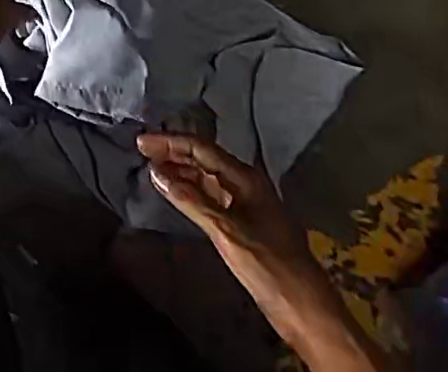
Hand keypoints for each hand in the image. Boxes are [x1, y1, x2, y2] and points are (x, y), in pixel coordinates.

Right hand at [138, 132, 306, 271]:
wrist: (305, 306)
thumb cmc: (268, 266)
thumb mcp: (226, 232)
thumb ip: (192, 201)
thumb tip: (158, 173)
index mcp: (245, 177)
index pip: (202, 149)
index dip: (171, 142)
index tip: (142, 141)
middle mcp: (246, 183)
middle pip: (205, 158)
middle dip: (174, 151)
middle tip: (143, 149)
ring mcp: (246, 202)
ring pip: (208, 176)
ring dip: (181, 170)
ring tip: (153, 167)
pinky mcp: (243, 222)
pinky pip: (212, 195)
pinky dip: (192, 190)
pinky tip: (176, 192)